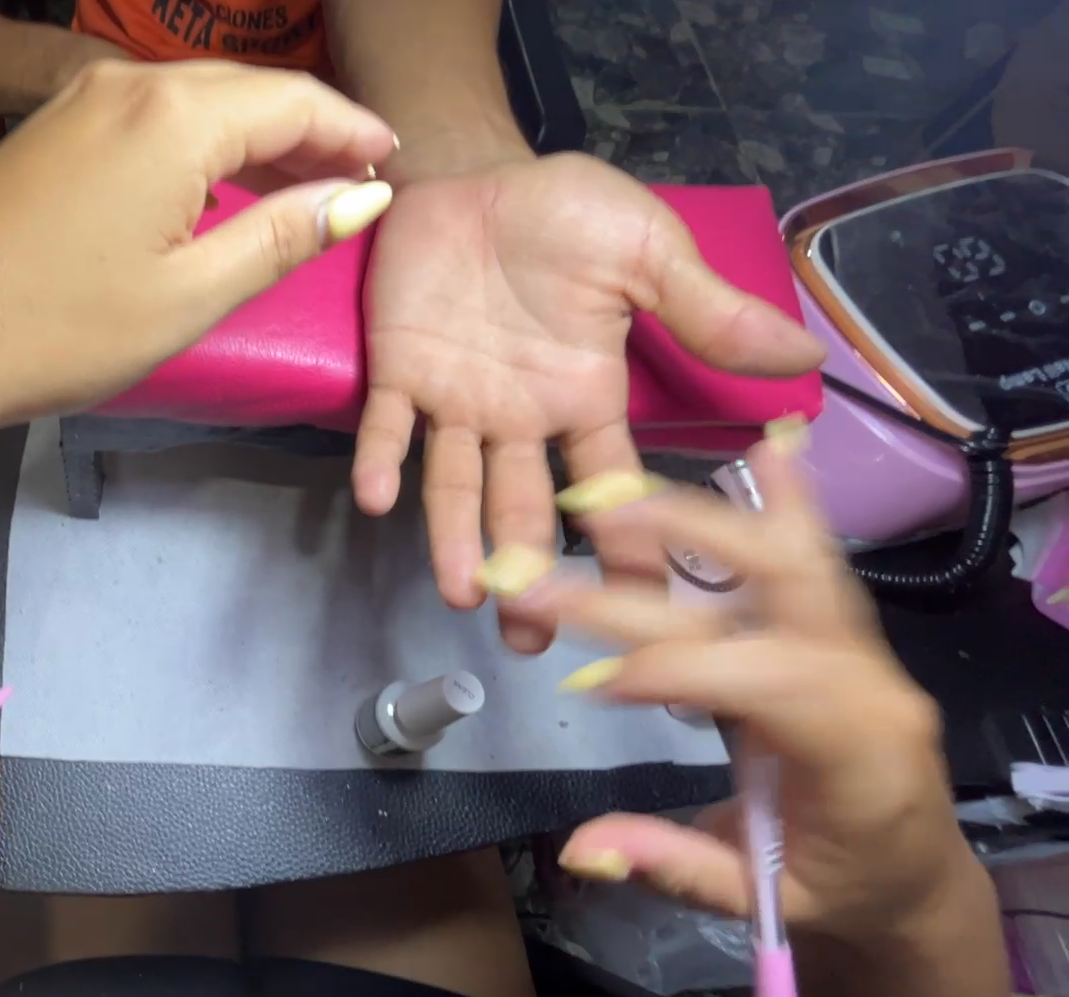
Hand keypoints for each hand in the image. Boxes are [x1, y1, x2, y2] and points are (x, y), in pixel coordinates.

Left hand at [0, 60, 396, 469]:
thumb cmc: (61, 333)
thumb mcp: (187, 298)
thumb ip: (279, 239)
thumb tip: (356, 198)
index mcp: (171, 117)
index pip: (291, 101)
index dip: (350, 129)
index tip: (389, 159)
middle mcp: (122, 87)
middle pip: (240, 94)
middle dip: (305, 130)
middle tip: (352, 175)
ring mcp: (71, 106)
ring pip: (188, 106)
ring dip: (247, 139)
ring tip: (293, 181)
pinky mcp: (41, 136)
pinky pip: (140, 125)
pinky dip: (191, 149)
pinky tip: (206, 186)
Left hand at [352, 153, 824, 652]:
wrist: (474, 181)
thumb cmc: (563, 216)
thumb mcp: (646, 257)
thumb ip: (702, 315)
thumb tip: (800, 363)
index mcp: (580, 397)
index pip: (609, 485)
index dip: (626, 543)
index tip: (646, 607)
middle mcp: (514, 417)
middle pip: (520, 508)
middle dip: (527, 571)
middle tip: (528, 634)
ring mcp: (452, 402)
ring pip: (451, 483)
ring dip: (451, 538)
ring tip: (460, 592)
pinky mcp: (396, 375)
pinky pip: (385, 427)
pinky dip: (379, 461)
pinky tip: (377, 500)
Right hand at [526, 441, 982, 942]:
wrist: (910, 869)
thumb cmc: (834, 883)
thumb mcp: (757, 895)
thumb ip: (670, 862)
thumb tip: (578, 846)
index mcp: (857, 748)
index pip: (765, 680)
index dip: (675, 670)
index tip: (589, 684)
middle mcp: (863, 676)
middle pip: (776, 591)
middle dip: (671, 557)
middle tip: (573, 545)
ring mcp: (852, 643)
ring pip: (788, 557)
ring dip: (698, 515)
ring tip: (615, 492)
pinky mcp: (831, 630)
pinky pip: (811, 555)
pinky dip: (790, 496)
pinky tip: (771, 443)